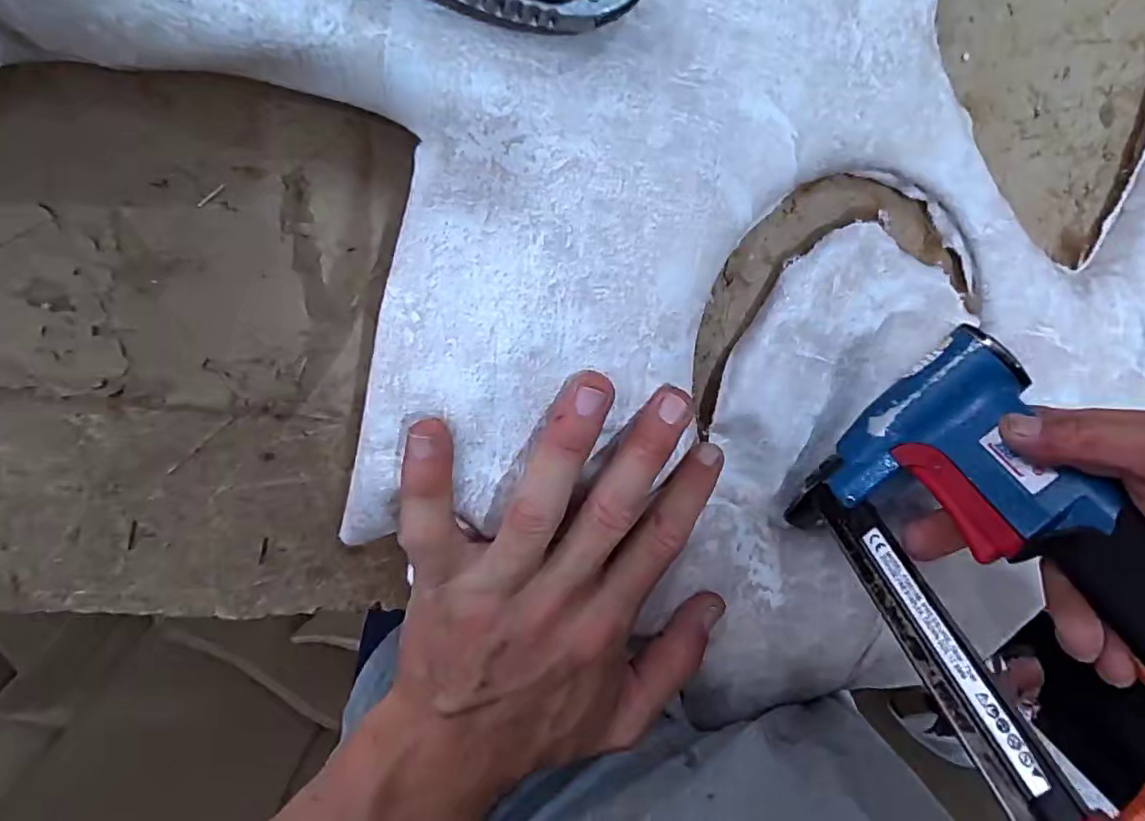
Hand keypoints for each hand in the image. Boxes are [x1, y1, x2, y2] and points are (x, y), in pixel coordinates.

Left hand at [297, 374, 725, 817]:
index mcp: (605, 622)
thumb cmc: (540, 722)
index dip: (688, 494)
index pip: (657, 545)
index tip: (708, 447)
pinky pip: (429, 528)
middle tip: (671, 401)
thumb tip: (716, 601)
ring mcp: (495, 587)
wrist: (442, 756)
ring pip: (536, 508)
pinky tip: (431, 425)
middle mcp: (557, 597)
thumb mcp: (623, 717)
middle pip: (609, 515)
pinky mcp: (439, 583)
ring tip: (591, 388)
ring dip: (564, 445)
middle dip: (643, 453)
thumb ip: (675, 663)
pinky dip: (428, 479)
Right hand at [905, 409, 1144, 683]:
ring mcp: (1135, 558)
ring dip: (1067, 613)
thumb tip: (1010, 428)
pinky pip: (1099, 621)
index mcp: (1119, 453)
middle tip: (938, 556)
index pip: (1032, 452)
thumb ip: (1093, 440)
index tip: (928, 491)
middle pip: (1034, 518)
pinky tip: (1117, 660)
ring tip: (1095, 647)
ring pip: (1065, 579)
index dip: (979, 468)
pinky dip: (1096, 642)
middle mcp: (1119, 501)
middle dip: (999, 545)